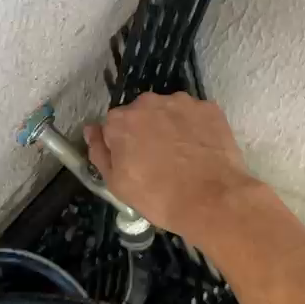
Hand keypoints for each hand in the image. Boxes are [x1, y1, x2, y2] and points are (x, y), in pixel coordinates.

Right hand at [85, 92, 265, 238]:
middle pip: (140, 114)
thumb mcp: (116, 184)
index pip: (112, 126)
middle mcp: (147, 103)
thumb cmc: (158, 197)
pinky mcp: (209, 108)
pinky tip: (200, 150)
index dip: (121, 146)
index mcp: (120, 121)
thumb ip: (99, 152)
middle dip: (145, 131)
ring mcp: (181, 103)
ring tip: (182, 156)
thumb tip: (91, 130)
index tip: (132, 163)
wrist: (213, 200)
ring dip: (169, 126)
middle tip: (157, 161)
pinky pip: (194, 115)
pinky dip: (194, 128)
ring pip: (168, 112)